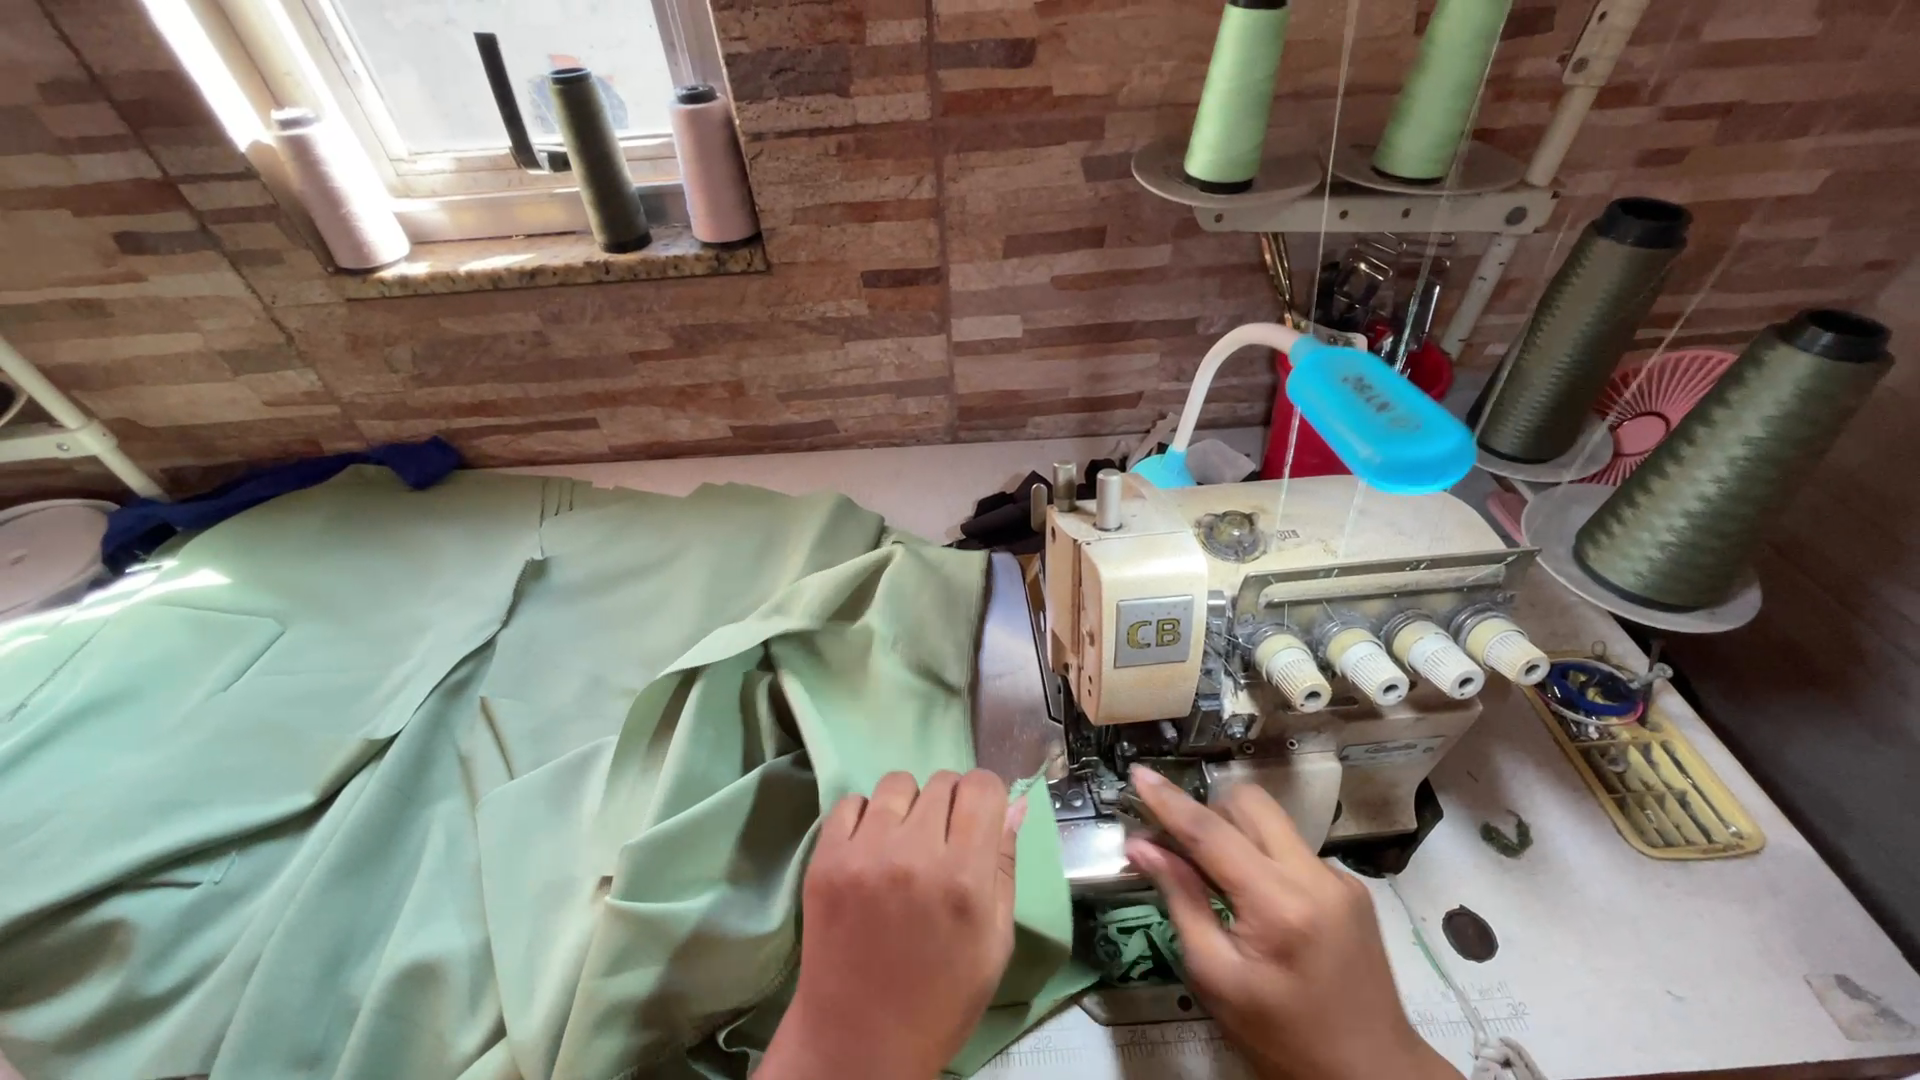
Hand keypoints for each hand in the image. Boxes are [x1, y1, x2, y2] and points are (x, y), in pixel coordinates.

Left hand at [760, 770, 1025, 1079]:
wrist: (859, 1040)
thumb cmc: (941, 998)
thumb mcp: (995, 941)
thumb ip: (1004, 865)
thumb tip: (1016, 804)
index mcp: (963, 878)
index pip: (982, 786)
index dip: (987, 798)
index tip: (980, 820)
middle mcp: (913, 854)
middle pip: (942, 782)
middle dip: (951, 805)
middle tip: (944, 844)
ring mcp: (863, 854)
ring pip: (897, 784)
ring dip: (909, 806)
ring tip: (905, 845)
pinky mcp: (825, 860)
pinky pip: (852, 802)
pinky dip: (866, 817)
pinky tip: (872, 851)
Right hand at [1124, 765, 1456, 1079]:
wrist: (1371, 1076)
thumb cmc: (1280, 1039)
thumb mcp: (1215, 977)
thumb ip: (1180, 901)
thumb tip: (1141, 847)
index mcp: (1279, 905)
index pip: (1211, 833)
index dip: (1169, 801)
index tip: (1138, 774)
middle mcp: (1315, 877)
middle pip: (1249, 804)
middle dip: (1208, 811)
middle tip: (1178, 845)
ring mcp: (1339, 879)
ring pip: (1271, 822)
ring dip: (1234, 833)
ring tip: (1213, 878)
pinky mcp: (1350, 888)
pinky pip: (1291, 849)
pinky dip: (1261, 857)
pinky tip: (1253, 901)